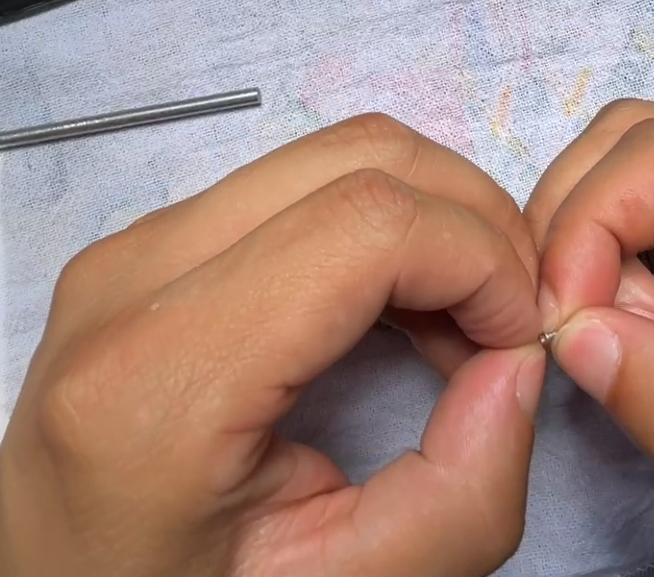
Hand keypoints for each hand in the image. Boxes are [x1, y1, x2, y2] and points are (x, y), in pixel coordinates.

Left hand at [0, 115, 546, 576]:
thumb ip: (458, 502)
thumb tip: (518, 363)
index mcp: (160, 382)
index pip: (366, 225)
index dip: (479, 258)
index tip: (520, 334)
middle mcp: (133, 276)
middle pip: (358, 156)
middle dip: (468, 216)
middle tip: (503, 313)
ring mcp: (133, 243)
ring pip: (331, 152)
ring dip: (425, 215)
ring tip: (453, 316)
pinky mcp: (148, 238)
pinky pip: (294, 183)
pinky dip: (375, 221)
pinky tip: (393, 303)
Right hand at [530, 101, 653, 576]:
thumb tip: (569, 338)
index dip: (597, 216)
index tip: (557, 314)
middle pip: (636, 143)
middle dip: (574, 218)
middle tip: (553, 315)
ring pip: (619, 185)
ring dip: (581, 257)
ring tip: (601, 344)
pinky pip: (627, 249)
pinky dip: (596, 291)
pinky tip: (624, 349)